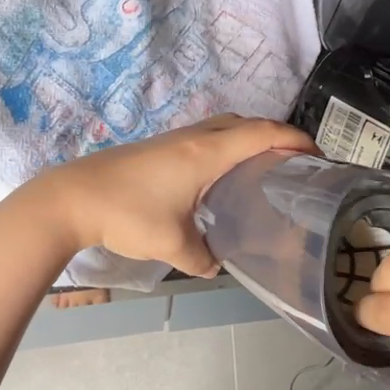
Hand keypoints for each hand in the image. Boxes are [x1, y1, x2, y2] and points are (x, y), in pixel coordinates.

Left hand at [25, 114, 316, 276]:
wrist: (72, 198)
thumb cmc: (127, 214)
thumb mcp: (171, 244)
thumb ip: (201, 257)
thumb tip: (216, 266)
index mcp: (208, 152)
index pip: (264, 133)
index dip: (295, 139)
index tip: (318, 154)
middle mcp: (197, 137)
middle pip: (248, 123)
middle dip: (277, 136)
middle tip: (295, 163)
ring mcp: (177, 138)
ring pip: (226, 126)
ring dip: (250, 138)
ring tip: (264, 168)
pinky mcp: (162, 146)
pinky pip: (208, 136)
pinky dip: (228, 145)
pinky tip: (223, 176)